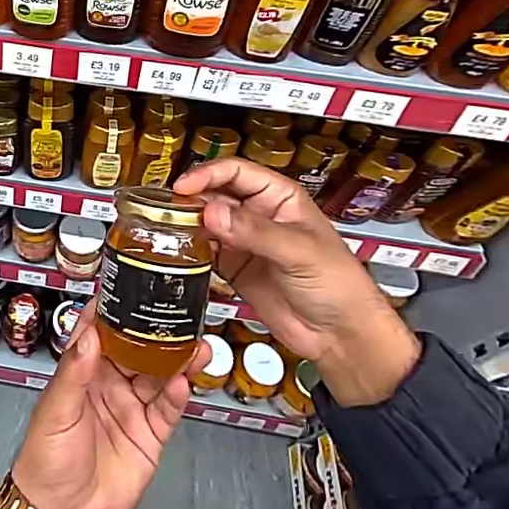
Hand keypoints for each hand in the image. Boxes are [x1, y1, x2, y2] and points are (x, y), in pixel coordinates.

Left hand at [8, 300, 208, 508]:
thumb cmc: (45, 461)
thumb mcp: (55, 411)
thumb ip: (74, 372)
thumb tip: (89, 332)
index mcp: (82, 374)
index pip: (99, 333)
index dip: (113, 311)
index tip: (128, 286)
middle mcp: (109, 387)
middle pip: (137, 351)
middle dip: (156, 332)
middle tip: (177, 312)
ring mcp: (130, 411)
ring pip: (158, 377)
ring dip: (177, 361)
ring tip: (195, 344)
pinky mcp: (148, 437)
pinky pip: (166, 411)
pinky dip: (177, 396)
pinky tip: (184, 383)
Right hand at [174, 158, 420, 406]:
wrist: (340, 336)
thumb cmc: (340, 285)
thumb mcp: (299, 251)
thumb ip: (255, 232)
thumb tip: (213, 213)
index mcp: (279, 198)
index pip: (236, 172)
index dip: (208, 175)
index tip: (185, 187)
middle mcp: (258, 215)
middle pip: (215, 194)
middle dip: (191, 198)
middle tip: (168, 209)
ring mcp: (244, 242)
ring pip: (206, 222)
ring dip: (187, 223)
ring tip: (168, 229)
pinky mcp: (234, 268)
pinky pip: (205, 251)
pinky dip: (190, 250)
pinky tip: (180, 252)